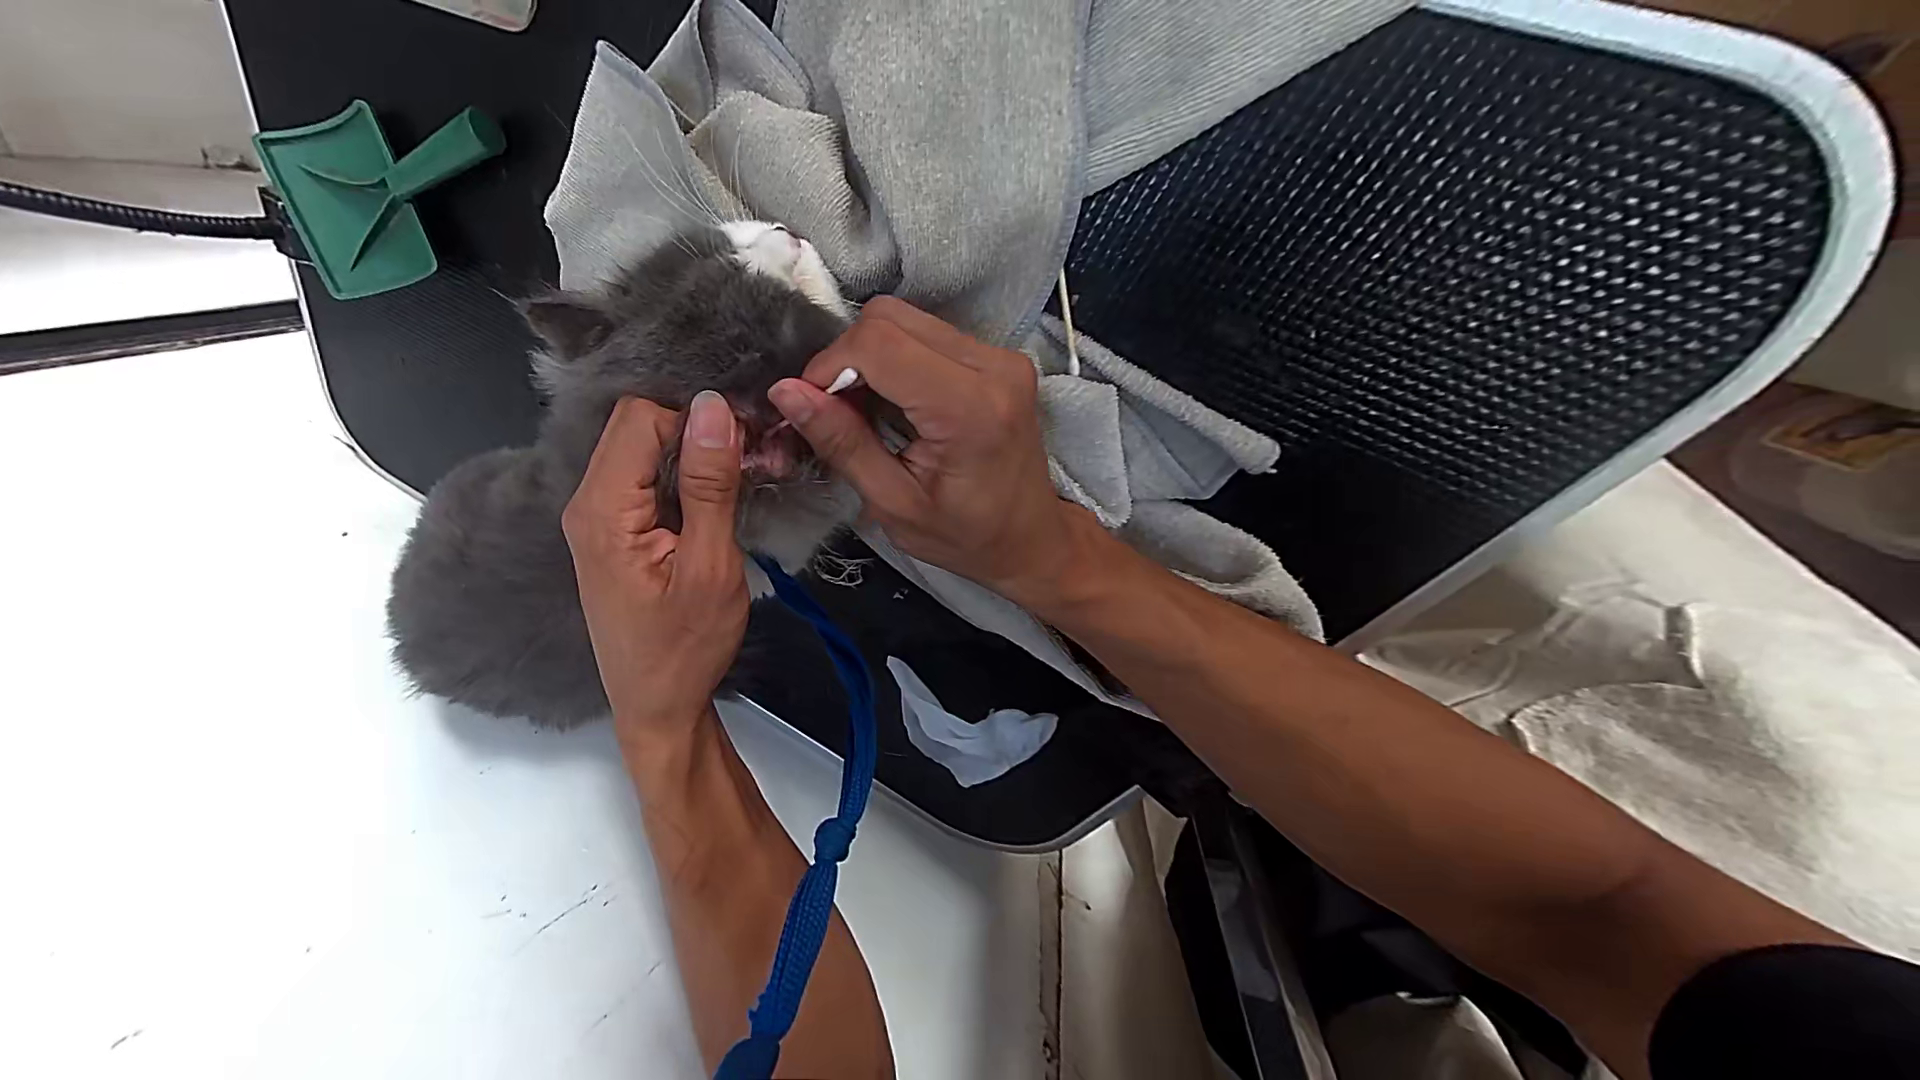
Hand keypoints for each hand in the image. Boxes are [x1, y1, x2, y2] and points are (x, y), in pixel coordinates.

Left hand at [562, 393, 747, 742]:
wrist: (659, 704)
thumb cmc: (686, 647)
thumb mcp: (710, 566)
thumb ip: (709, 485)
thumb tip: (714, 410)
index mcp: (603, 510)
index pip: (641, 418)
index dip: (697, 419)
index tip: (747, 444)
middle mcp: (588, 503)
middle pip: (640, 427)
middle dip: (700, 433)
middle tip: (754, 461)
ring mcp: (600, 518)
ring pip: (647, 451)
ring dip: (698, 457)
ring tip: (745, 480)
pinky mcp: (616, 531)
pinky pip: (649, 480)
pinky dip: (689, 479)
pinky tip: (722, 500)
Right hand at [766, 296, 1087, 602]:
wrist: (1030, 538)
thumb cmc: (966, 536)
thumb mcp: (894, 504)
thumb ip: (843, 443)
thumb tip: (786, 392)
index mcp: (970, 409)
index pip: (878, 343)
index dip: (828, 365)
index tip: (813, 406)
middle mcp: (993, 367)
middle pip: (889, 318)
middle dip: (847, 358)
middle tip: (839, 411)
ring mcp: (1001, 356)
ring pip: (906, 319)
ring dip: (870, 357)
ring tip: (868, 411)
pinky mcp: (999, 357)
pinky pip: (928, 333)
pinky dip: (897, 359)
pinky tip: (896, 402)